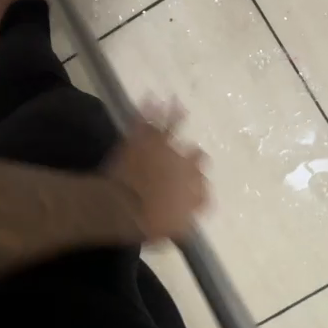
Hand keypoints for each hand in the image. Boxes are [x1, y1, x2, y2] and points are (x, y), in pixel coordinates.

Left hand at [105, 100, 209, 241]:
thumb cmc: (147, 224)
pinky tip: (151, 96)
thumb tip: (186, 222)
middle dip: (192, 157)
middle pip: (197, 158)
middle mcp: (187, 167)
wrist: (122, 206)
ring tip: (176, 102)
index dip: (198, 187)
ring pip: (175, 129)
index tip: (193, 188)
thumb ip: (183, 222)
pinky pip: (150, 120)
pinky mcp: (146, 140)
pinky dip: (150, 108)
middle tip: (188, 154)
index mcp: (196, 192)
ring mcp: (166, 150)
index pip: (205, 187)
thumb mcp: (173, 232)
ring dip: (176, 116)